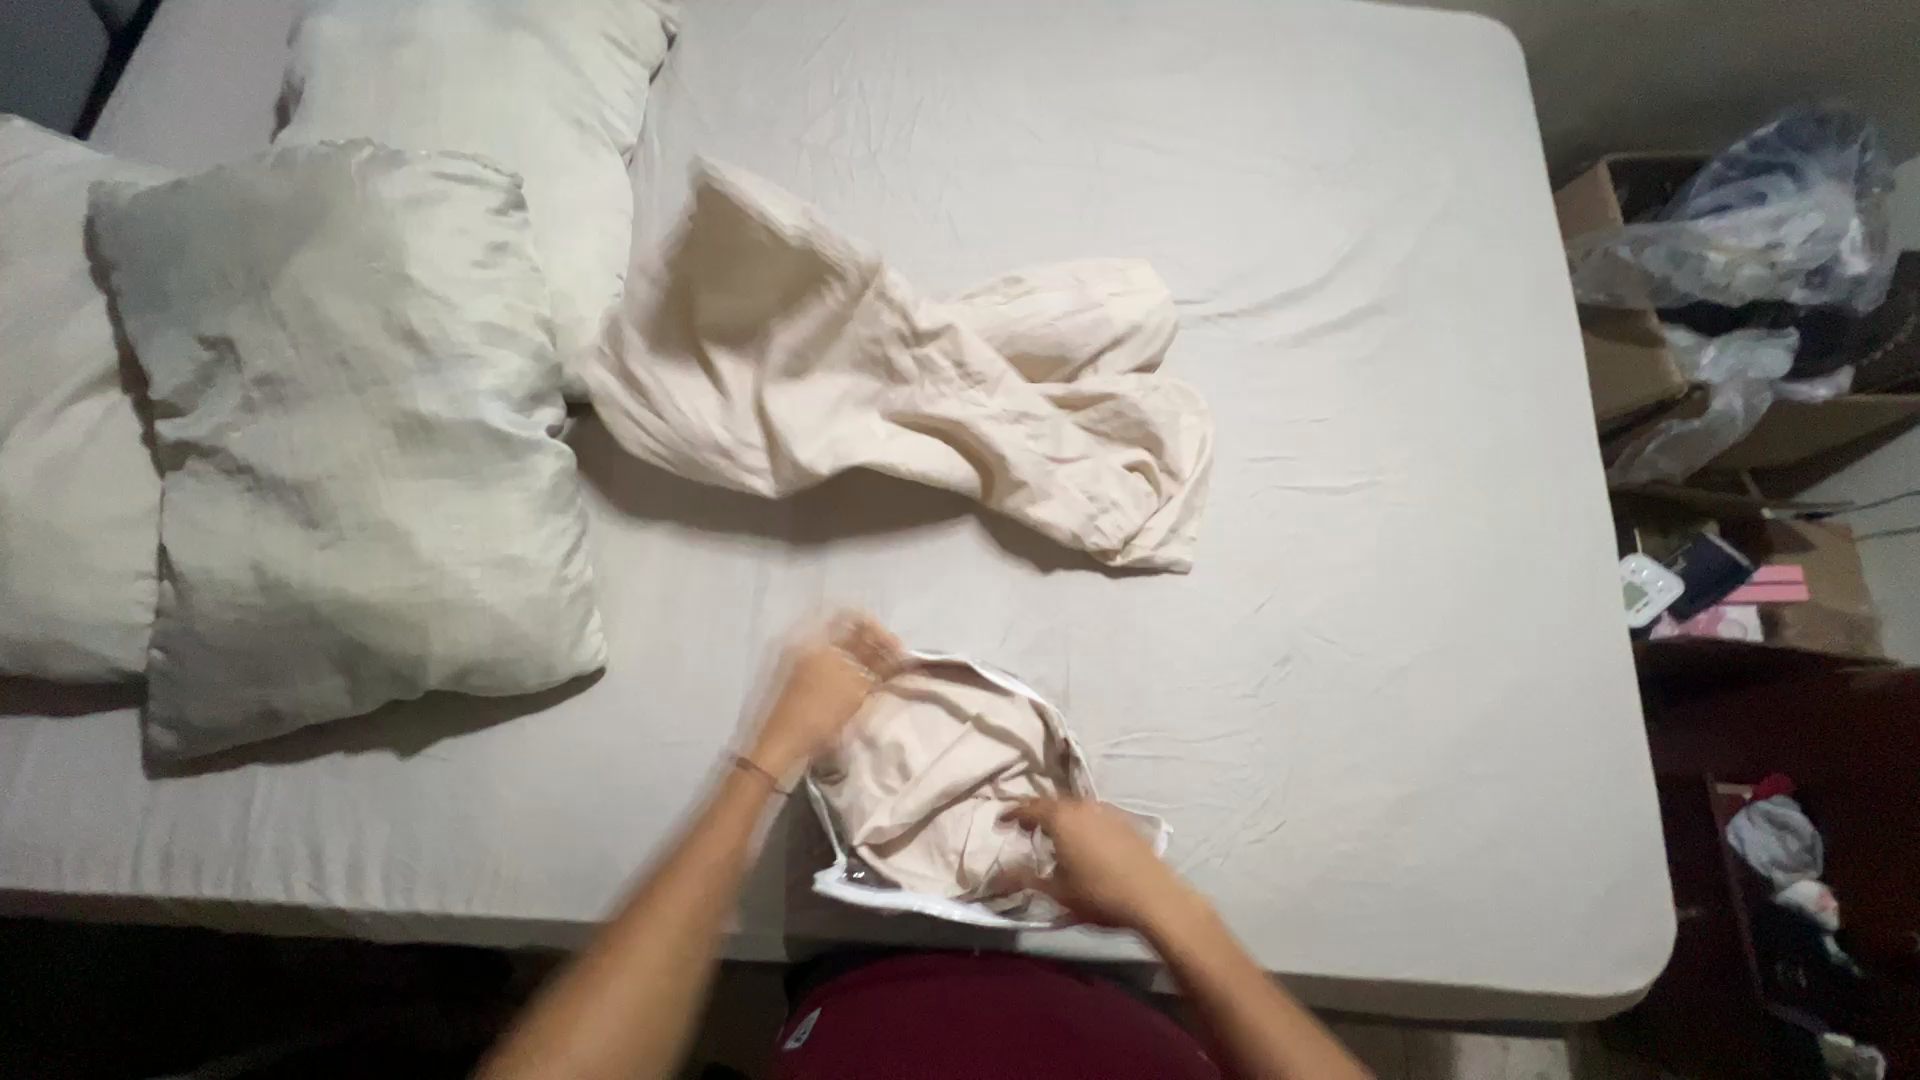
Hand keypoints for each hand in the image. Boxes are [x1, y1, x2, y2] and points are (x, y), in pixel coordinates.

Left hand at [746, 612, 903, 777]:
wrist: (782, 746)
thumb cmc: (818, 714)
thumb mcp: (854, 690)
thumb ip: (880, 667)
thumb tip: (900, 655)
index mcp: (818, 641)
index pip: (854, 619)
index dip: (879, 630)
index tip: (898, 649)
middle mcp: (810, 646)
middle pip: (849, 635)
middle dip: (875, 645)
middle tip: (896, 662)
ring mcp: (805, 665)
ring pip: (843, 652)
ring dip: (866, 659)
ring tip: (886, 675)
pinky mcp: (805, 682)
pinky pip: (835, 667)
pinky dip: (853, 672)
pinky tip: (867, 686)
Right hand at [1003, 797, 1202, 931]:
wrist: (1153, 896)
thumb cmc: (1098, 893)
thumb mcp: (1057, 890)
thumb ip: (1024, 879)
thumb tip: (997, 877)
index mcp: (1060, 818)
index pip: (1028, 807)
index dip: (1012, 813)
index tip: (1001, 822)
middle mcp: (1081, 806)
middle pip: (1051, 803)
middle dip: (1035, 813)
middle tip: (1024, 828)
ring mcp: (1105, 810)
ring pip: (1074, 807)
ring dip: (1059, 817)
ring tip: (1052, 835)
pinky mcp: (1124, 820)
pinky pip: (1092, 814)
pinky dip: (1080, 822)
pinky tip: (1083, 841)